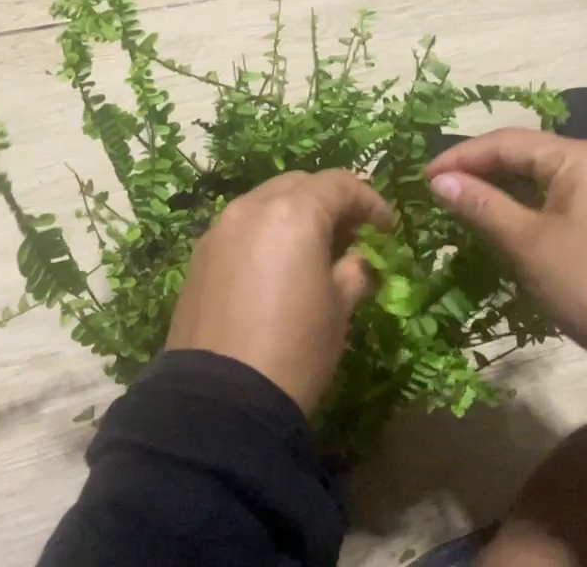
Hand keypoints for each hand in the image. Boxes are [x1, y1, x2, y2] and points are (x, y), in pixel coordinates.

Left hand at [165, 170, 391, 412]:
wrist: (221, 400)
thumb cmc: (295, 349)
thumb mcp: (339, 309)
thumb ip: (353, 271)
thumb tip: (356, 261)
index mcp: (293, 213)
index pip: (339, 184)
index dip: (369, 200)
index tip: (386, 227)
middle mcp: (252, 208)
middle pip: (298, 185)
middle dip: (329, 202)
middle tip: (352, 234)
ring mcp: (220, 230)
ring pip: (266, 202)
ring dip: (294, 215)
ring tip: (314, 251)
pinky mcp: (200, 256)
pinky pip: (241, 228)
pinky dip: (265, 234)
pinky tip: (277, 267)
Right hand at [426, 130, 586, 370]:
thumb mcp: (529, 244)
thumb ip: (482, 205)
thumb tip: (439, 180)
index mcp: (581, 156)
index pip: (506, 142)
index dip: (460, 157)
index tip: (422, 178)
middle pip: (527, 154)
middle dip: (481, 171)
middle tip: (439, 191)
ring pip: (545, 178)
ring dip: (504, 190)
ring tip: (465, 206)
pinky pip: (564, 198)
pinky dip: (531, 207)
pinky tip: (508, 224)